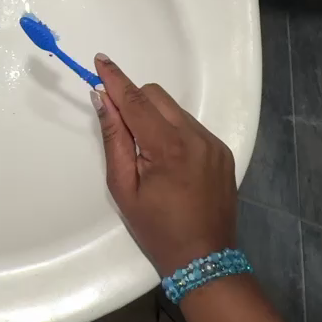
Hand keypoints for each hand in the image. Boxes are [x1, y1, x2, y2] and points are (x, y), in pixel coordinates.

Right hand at [93, 55, 237, 275]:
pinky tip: (168, 160)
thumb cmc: (157, 229)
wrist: (205, 261)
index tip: (100, 60)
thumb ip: (113, 138)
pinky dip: (172, 130)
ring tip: (147, 152)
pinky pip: (189, 124)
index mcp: (168, 147)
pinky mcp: (222, 150)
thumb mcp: (123, 187)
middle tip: (121, 126)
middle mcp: (195, 137)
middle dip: (134, 100)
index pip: (135, 100)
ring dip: (153, 116)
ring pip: (172, 108)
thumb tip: (102, 99)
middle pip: (155, 95)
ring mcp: (212, 142)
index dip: (115, 79)